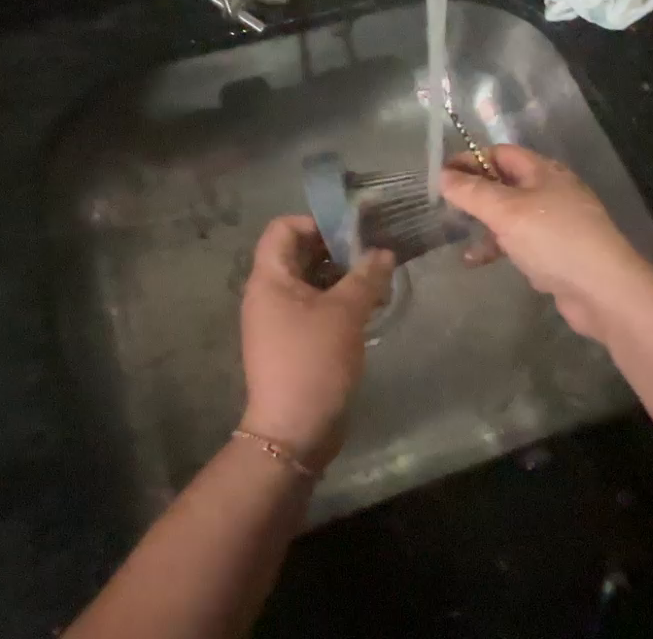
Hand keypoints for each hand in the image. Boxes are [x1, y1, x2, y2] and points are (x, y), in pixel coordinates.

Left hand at [238, 215, 393, 468]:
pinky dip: (340, 301)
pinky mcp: (294, 342)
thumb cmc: (313, 361)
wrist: (294, 431)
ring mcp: (279, 320)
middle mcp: (268, 294)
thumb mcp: (345, 313)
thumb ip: (366, 276)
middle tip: (375, 252)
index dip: (316, 222)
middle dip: (337, 249)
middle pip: (299, 254)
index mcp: (269, 279)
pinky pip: (315, 308)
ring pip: (311, 282)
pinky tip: (370, 307)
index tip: (352, 231)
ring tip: (379, 280)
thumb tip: (383, 252)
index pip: (283, 228)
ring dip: (343, 277)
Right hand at [442, 145, 652, 342]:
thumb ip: (473, 193)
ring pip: (510, 214)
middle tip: (445, 206)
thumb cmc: (554, 240)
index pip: (501, 153)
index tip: (441, 176)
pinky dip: (498, 247)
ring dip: (484, 223)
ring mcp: (555, 222)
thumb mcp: (507, 212)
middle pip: (505, 182)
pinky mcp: (556, 252)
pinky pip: (519, 241)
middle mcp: (551, 191)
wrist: (604, 291)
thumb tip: (443, 175)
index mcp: (544, 171)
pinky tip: (477, 261)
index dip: (470, 160)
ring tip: (456, 235)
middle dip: (475, 193)